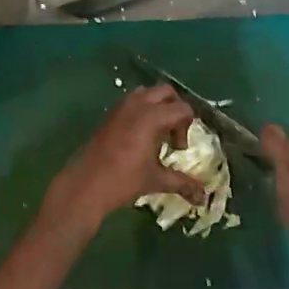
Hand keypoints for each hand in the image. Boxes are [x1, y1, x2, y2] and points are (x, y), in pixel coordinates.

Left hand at [43, 85, 205, 229]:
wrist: (85, 185)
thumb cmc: (123, 181)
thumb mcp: (156, 180)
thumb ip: (182, 183)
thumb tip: (203, 196)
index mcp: (152, 116)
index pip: (182, 109)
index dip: (186, 127)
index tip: (178, 149)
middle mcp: (137, 105)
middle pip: (166, 92)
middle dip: (175, 109)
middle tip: (172, 135)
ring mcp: (120, 107)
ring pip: (147, 93)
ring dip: (157, 107)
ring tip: (156, 134)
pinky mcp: (109, 114)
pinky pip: (131, 101)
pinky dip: (142, 110)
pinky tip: (138, 138)